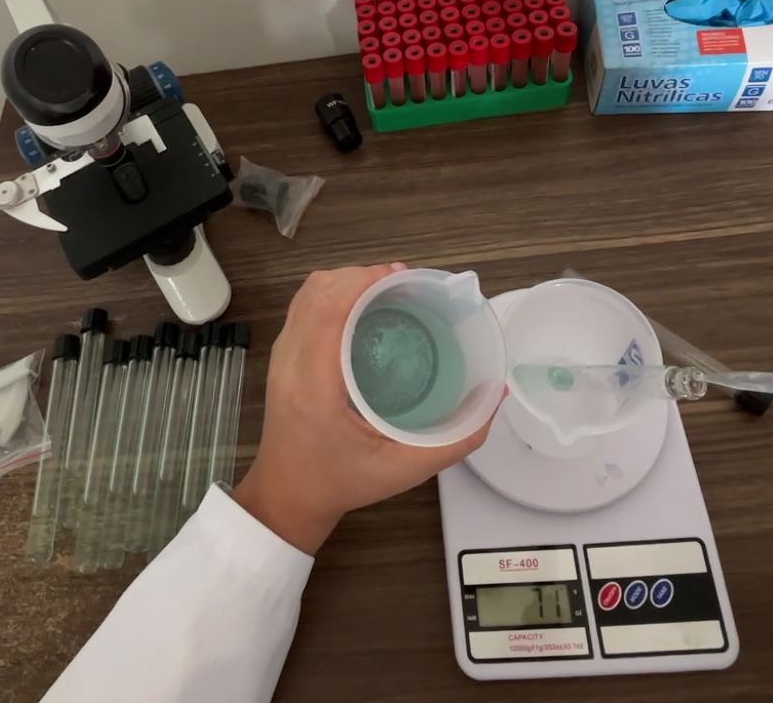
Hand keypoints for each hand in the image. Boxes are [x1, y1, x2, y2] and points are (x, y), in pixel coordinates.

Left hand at [232, 264, 497, 553]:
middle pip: (317, 292)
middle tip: (402, 283)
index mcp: (315, 386)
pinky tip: (360, 304)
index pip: (327, 311)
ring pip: (306, 294)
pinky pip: (302, 306)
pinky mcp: (280, 355)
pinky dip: (330, 293)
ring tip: (384, 288)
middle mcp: (291, 363)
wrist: (287, 496)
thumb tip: (492, 394)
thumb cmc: (342, 482)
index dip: (362, 281)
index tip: (400, 276)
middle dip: (360, 275)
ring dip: (345, 280)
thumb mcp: (405, 468)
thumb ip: (456, 438)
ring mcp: (280, 356)